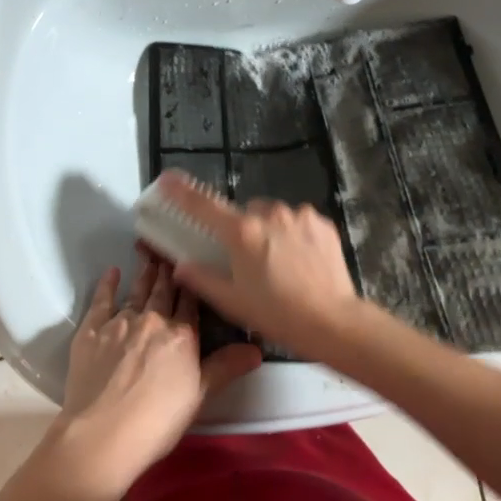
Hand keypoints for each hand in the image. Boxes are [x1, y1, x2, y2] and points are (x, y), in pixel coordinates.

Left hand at [49, 252, 261, 497]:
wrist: (102, 434)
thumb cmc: (157, 421)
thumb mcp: (199, 396)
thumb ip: (225, 367)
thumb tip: (256, 349)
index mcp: (182, 335)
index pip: (190, 304)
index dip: (193, 286)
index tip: (195, 267)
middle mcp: (152, 320)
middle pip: (163, 293)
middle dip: (169, 274)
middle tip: (170, 254)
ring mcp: (119, 322)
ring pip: (137, 292)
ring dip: (145, 274)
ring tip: (149, 257)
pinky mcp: (91, 330)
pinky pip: (102, 300)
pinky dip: (108, 285)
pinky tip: (113, 272)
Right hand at [156, 172, 367, 361]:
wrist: (332, 321)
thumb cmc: (277, 314)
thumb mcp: (233, 302)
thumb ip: (203, 279)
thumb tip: (181, 266)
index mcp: (242, 232)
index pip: (204, 206)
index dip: (182, 192)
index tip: (167, 179)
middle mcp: (270, 214)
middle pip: (245, 212)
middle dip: (242, 230)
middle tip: (247, 261)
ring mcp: (299, 216)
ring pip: (274, 216)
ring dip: (271, 232)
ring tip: (280, 265)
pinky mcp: (322, 223)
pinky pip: (299, 222)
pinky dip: (295, 236)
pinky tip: (301, 262)